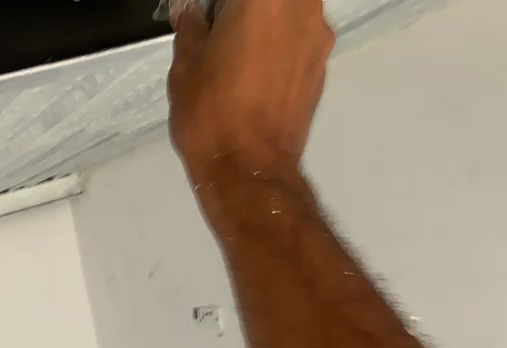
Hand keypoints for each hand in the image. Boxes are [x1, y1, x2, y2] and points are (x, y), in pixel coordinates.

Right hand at [167, 0, 335, 184]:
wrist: (249, 171)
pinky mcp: (322, 66)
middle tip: (220, 35)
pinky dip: (281, 48)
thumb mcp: (185, 69)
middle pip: (270, 0)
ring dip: (267, 24)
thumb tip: (191, 11)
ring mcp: (318, 34)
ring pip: (290, 12)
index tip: (205, 17)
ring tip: (240, 59)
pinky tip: (257, 80)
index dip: (217, 6)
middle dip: (245, 12)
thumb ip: (190, 28)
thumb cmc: (211, 116)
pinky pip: (299, 40)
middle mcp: (301, 3)